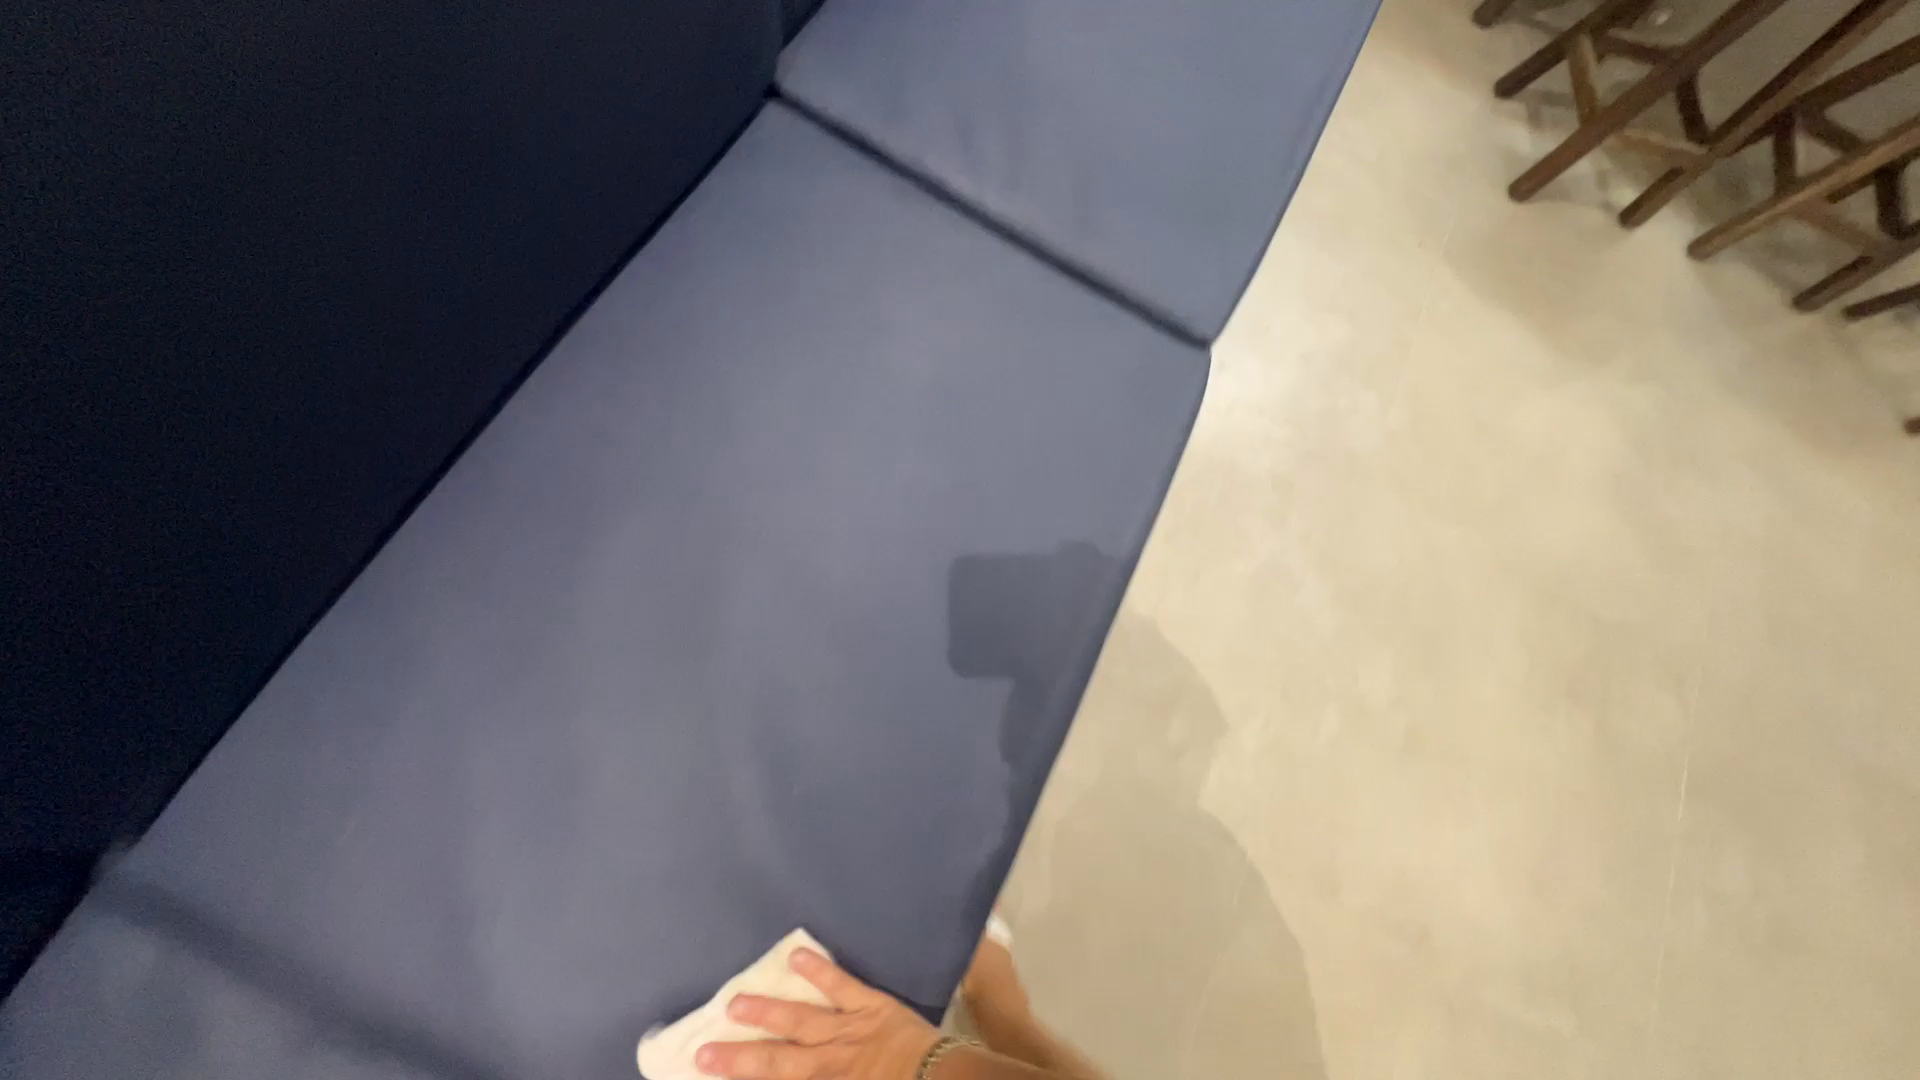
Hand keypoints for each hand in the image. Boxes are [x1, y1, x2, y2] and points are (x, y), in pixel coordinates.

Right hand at [696, 947, 939, 1079]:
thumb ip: (818, 1077)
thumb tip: (786, 1071)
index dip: (746, 1077)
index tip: (711, 1072)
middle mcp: (830, 1062)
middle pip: (779, 1062)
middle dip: (741, 1058)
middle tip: (703, 1051)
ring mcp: (850, 1030)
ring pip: (802, 1022)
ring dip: (767, 1014)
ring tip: (734, 1003)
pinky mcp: (871, 1005)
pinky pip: (842, 986)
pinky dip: (819, 971)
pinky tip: (795, 957)